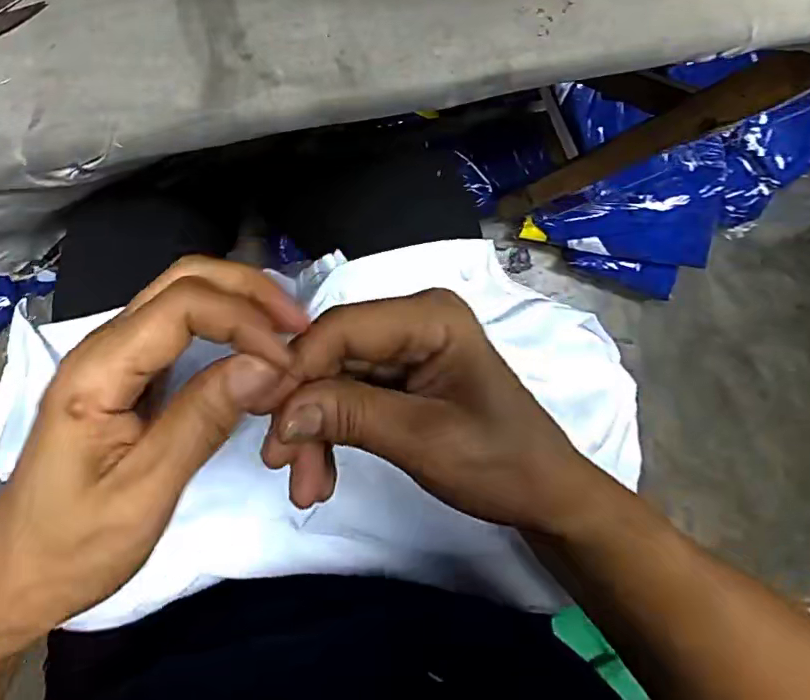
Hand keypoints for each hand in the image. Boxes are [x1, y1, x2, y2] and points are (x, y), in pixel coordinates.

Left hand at [0, 256, 307, 647]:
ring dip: (243, 300)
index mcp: (97, 371)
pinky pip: (187, 322)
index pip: (184, 305)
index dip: (244, 320)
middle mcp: (104, 346)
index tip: (286, 361)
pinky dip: (230, 321)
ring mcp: (116, 354)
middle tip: (297, 325)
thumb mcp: (145, 492)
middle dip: (249, 290)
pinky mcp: (131, 371)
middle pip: (186, 277)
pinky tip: (256, 346)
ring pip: (188, 290)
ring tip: (286, 331)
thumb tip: (269, 364)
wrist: (13, 583)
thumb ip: (204, 418)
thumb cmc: (72, 548)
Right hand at [259, 288, 616, 534]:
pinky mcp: (403, 376)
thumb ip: (352, 415)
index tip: (265, 423)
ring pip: (336, 377)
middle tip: (282, 467)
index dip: (297, 369)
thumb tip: (281, 412)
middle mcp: (415, 320)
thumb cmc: (500, 461)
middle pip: (335, 352)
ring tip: (306, 487)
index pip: (343, 327)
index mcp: (432, 315)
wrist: (544, 494)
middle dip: (305, 408)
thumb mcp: (425, 439)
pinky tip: (322, 474)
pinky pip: (350, 395)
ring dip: (314, 429)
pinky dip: (331, 432)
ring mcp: (408, 348)